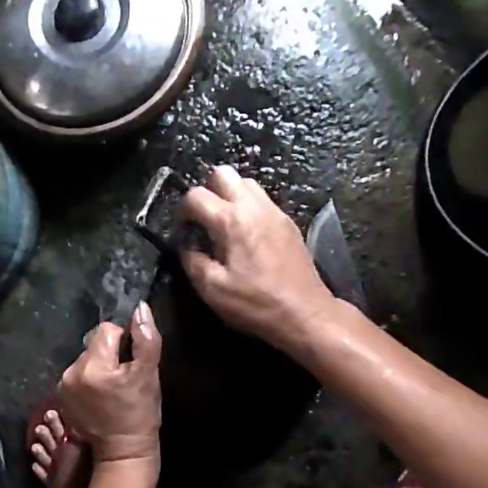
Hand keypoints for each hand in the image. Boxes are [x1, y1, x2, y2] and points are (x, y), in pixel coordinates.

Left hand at [57, 303, 162, 465]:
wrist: (122, 452)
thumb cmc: (139, 413)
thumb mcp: (148, 375)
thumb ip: (146, 338)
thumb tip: (140, 308)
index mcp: (92, 365)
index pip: (107, 330)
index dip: (124, 342)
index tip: (131, 365)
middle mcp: (71, 371)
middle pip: (94, 344)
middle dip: (110, 355)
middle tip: (123, 380)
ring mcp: (63, 385)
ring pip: (87, 358)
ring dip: (100, 367)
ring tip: (112, 390)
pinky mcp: (62, 396)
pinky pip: (78, 374)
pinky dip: (90, 379)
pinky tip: (101, 397)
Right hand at [180, 166, 339, 345]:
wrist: (306, 314)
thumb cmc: (256, 304)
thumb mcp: (212, 289)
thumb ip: (192, 260)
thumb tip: (186, 245)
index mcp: (232, 221)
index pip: (196, 195)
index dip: (182, 210)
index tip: (182, 230)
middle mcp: (254, 207)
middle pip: (223, 173)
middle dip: (207, 190)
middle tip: (203, 219)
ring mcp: (274, 212)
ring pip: (245, 182)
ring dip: (229, 195)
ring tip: (223, 224)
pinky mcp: (287, 223)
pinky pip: (262, 200)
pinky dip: (247, 207)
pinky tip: (244, 235)